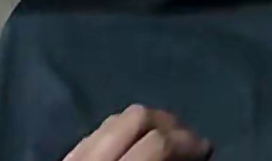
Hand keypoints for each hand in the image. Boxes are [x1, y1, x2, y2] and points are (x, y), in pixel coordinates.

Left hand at [64, 105, 210, 160]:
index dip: (186, 143)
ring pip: (116, 115)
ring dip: (147, 120)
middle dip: (169, 121)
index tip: (205, 148)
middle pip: (136, 115)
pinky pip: (98, 129)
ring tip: (167, 135)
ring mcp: (73, 152)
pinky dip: (122, 129)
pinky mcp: (66, 156)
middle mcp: (91, 154)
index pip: (156, 142)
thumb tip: (192, 152)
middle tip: (189, 138)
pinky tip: (134, 141)